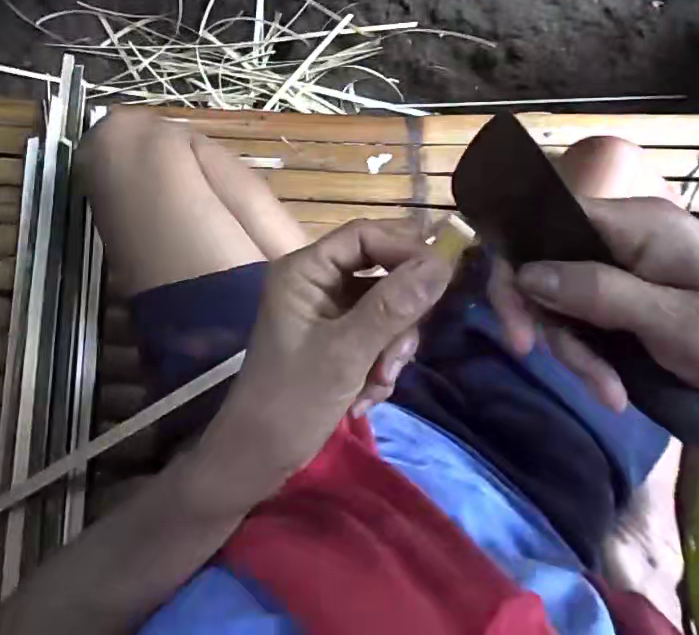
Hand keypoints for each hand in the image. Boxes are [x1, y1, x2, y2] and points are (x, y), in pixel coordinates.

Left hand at [200, 220, 453, 491]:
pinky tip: (369, 394)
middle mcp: (318, 280)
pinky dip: (382, 360)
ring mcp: (328, 309)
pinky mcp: (337, 336)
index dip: (405, 249)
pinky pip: (378, 331)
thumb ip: (394, 306)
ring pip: (386, 304)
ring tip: (380, 382)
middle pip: (381, 269)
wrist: (255, 463)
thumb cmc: (292, 402)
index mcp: (306, 270)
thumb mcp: (347, 353)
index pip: (366, 235)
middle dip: (400, 313)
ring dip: (392, 345)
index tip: (441, 276)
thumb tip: (443, 264)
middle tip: (403, 349)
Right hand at [494, 197, 698, 443]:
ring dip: (575, 346)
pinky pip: (588, 312)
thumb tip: (527, 272)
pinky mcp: (635, 292)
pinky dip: (591, 350)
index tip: (520, 330)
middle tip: (585, 379)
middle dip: (553, 322)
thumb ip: (604, 294)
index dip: (520, 267)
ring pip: (566, 293)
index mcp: (640, 221)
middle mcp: (628, 231)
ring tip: (611, 395)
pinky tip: (613, 387)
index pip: (549, 219)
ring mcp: (631, 261)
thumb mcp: (684, 325)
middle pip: (552, 261)